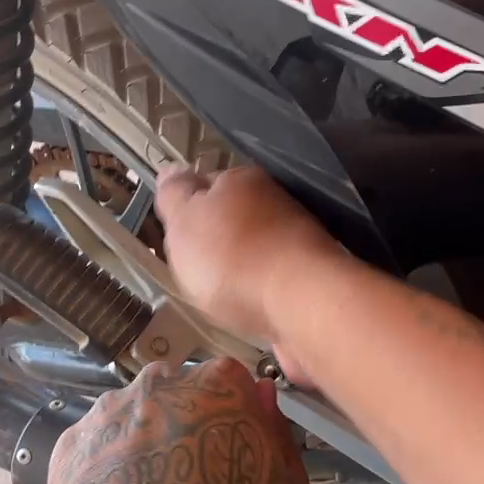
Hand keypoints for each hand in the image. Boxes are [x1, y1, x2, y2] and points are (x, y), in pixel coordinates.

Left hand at [47, 358, 309, 483]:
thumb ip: (279, 433)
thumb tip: (263, 398)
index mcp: (218, 383)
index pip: (236, 382)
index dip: (239, 416)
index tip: (238, 448)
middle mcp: (162, 380)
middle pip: (186, 391)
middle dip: (193, 420)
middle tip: (196, 472)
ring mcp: (111, 405)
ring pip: (141, 412)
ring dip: (151, 436)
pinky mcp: (74, 436)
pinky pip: (104, 439)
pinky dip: (114, 459)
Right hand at [155, 165, 341, 346]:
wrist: (302, 305)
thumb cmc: (234, 259)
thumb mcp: (184, 220)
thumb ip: (175, 195)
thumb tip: (172, 173)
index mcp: (242, 181)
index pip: (207, 184)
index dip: (188, 210)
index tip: (177, 236)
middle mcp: (276, 205)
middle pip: (234, 221)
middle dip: (216, 245)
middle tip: (197, 271)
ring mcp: (298, 242)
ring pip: (257, 252)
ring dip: (242, 271)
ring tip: (224, 296)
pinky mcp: (311, 280)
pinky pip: (276, 283)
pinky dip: (263, 295)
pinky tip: (252, 310)